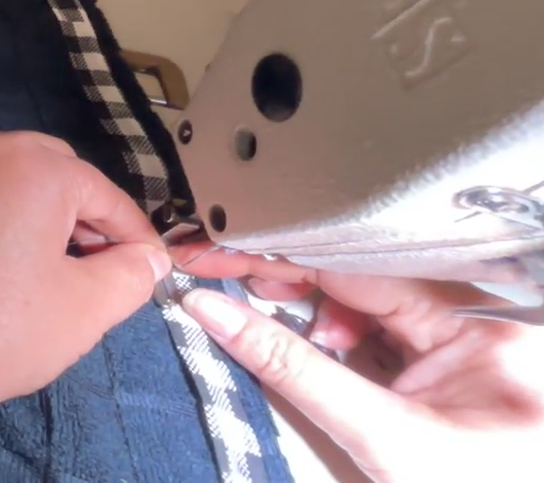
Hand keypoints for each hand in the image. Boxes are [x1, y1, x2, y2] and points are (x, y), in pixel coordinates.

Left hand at [0, 126, 171, 421]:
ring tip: (33, 247)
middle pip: (47, 165)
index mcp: (32, 164)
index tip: (144, 264)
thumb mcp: (87, 307)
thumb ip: (129, 272)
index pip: (101, 192)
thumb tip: (144, 255)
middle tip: (87, 256)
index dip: (130, 232)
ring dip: (23, 193)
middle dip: (75, 205)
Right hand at [173, 246, 543, 481]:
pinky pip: (379, 320)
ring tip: (275, 318)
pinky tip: (324, 345)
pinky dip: (335, 326)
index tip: (205, 254)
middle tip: (221, 279)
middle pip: (353, 273)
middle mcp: (485, 326)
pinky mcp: (458, 363)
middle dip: (284, 277)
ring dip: (308, 302)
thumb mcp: (379, 436)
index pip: (348, 265)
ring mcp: (474, 344)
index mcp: (484, 330)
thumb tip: (206, 306)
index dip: (267, 256)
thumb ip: (288, 366)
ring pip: (362, 294)